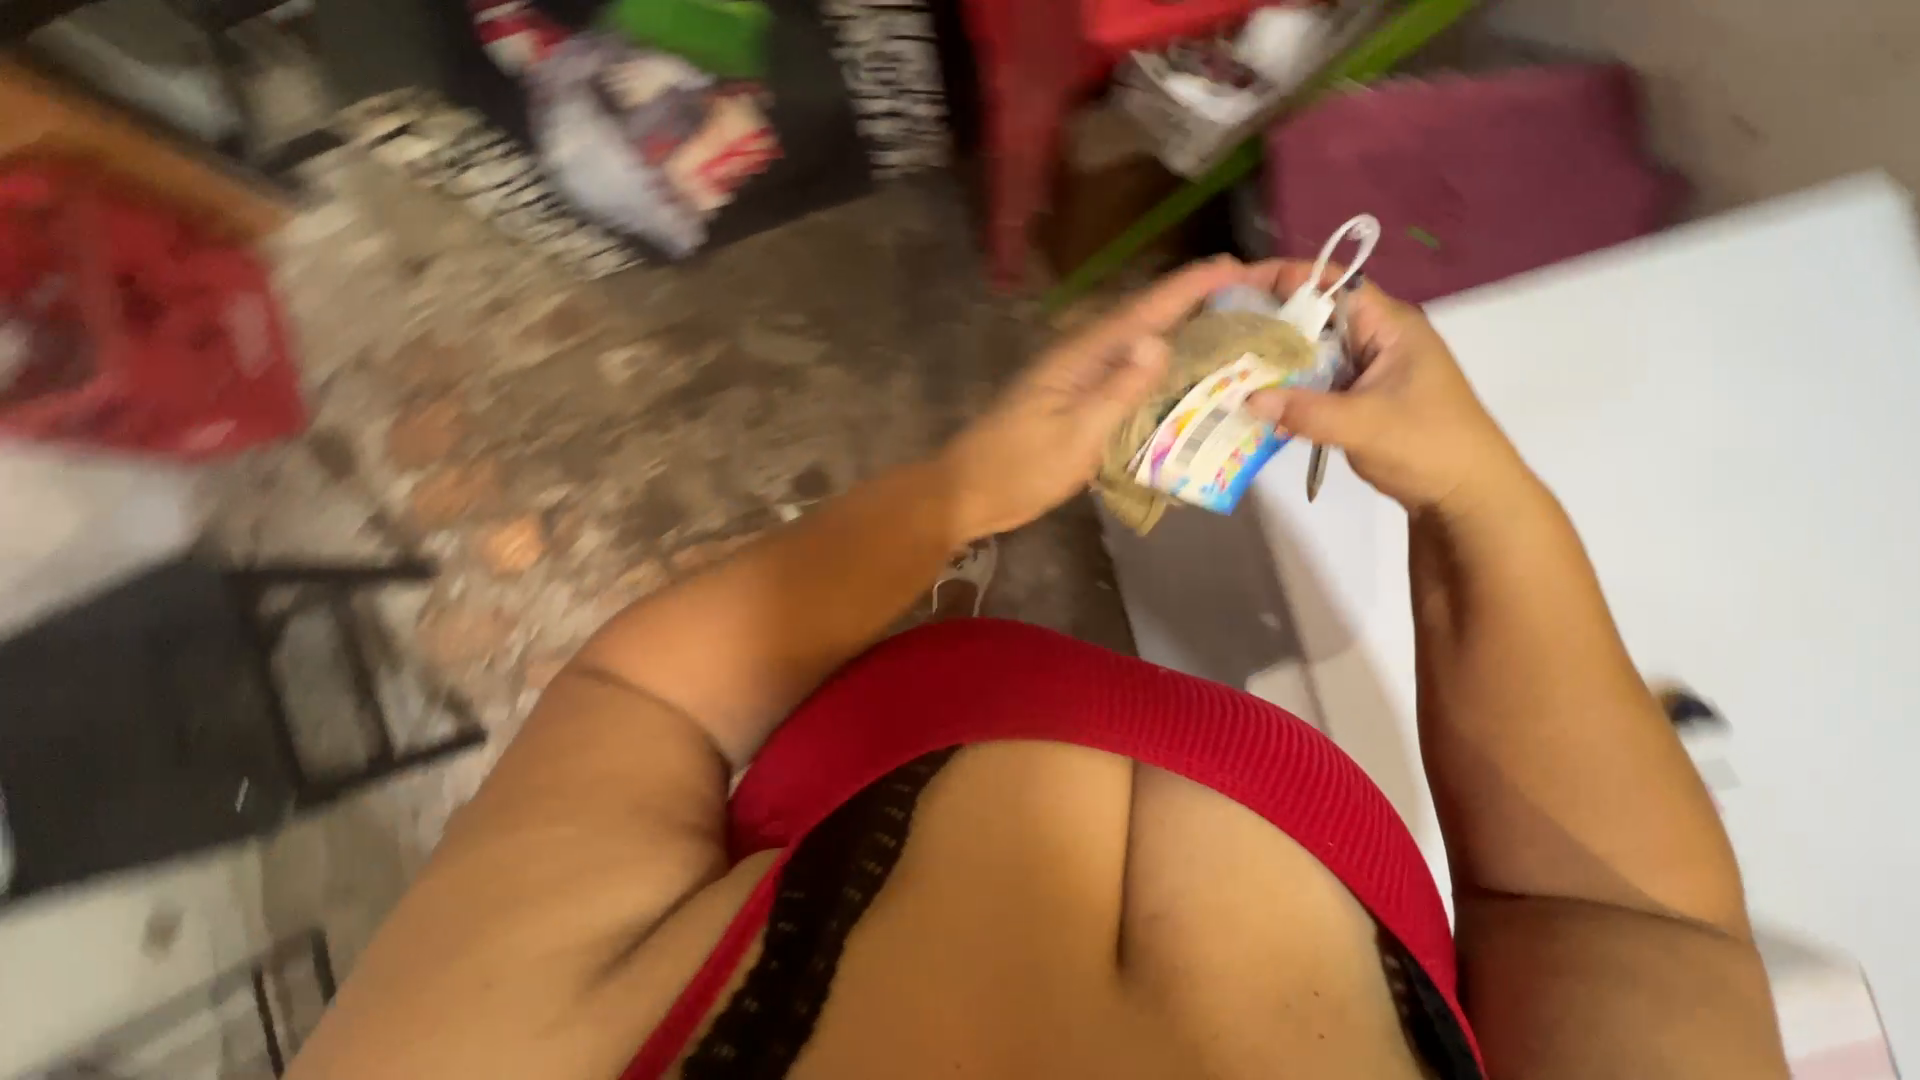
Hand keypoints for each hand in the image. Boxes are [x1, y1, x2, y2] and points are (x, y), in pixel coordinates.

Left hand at [935, 258, 1252, 539]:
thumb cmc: (1018, 467)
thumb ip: (1117, 390)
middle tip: (1252, 295)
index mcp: (1082, 355)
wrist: (968, 492)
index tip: (1238, 265)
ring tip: (1233, 329)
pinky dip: (1160, 372)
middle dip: (1197, 302)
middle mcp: (1083, 357)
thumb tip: (1161, 341)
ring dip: (1182, 334)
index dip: (1192, 286)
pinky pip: (1128, 377)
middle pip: (1147, 320)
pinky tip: (1183, 380)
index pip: (1145, 311)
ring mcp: (1078, 380)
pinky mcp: (1076, 404)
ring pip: (1139, 346)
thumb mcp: (1074, 435)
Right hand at [1242, 262, 1531, 517]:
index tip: (1236, 287)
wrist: (1466, 493)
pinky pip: (1313, 382)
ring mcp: (1366, 370)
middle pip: (1314, 316)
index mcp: (1389, 325)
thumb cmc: (1429, 445)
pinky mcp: (1356, 398)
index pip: (1332, 283)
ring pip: (1310, 352)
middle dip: (1269, 320)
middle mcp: (1375, 338)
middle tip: (1220, 331)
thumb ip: (1305, 411)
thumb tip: (1247, 398)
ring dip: (1273, 358)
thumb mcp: (1365, 425)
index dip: (1285, 277)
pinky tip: (1251, 398)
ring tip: (1225, 363)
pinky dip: (1284, 387)